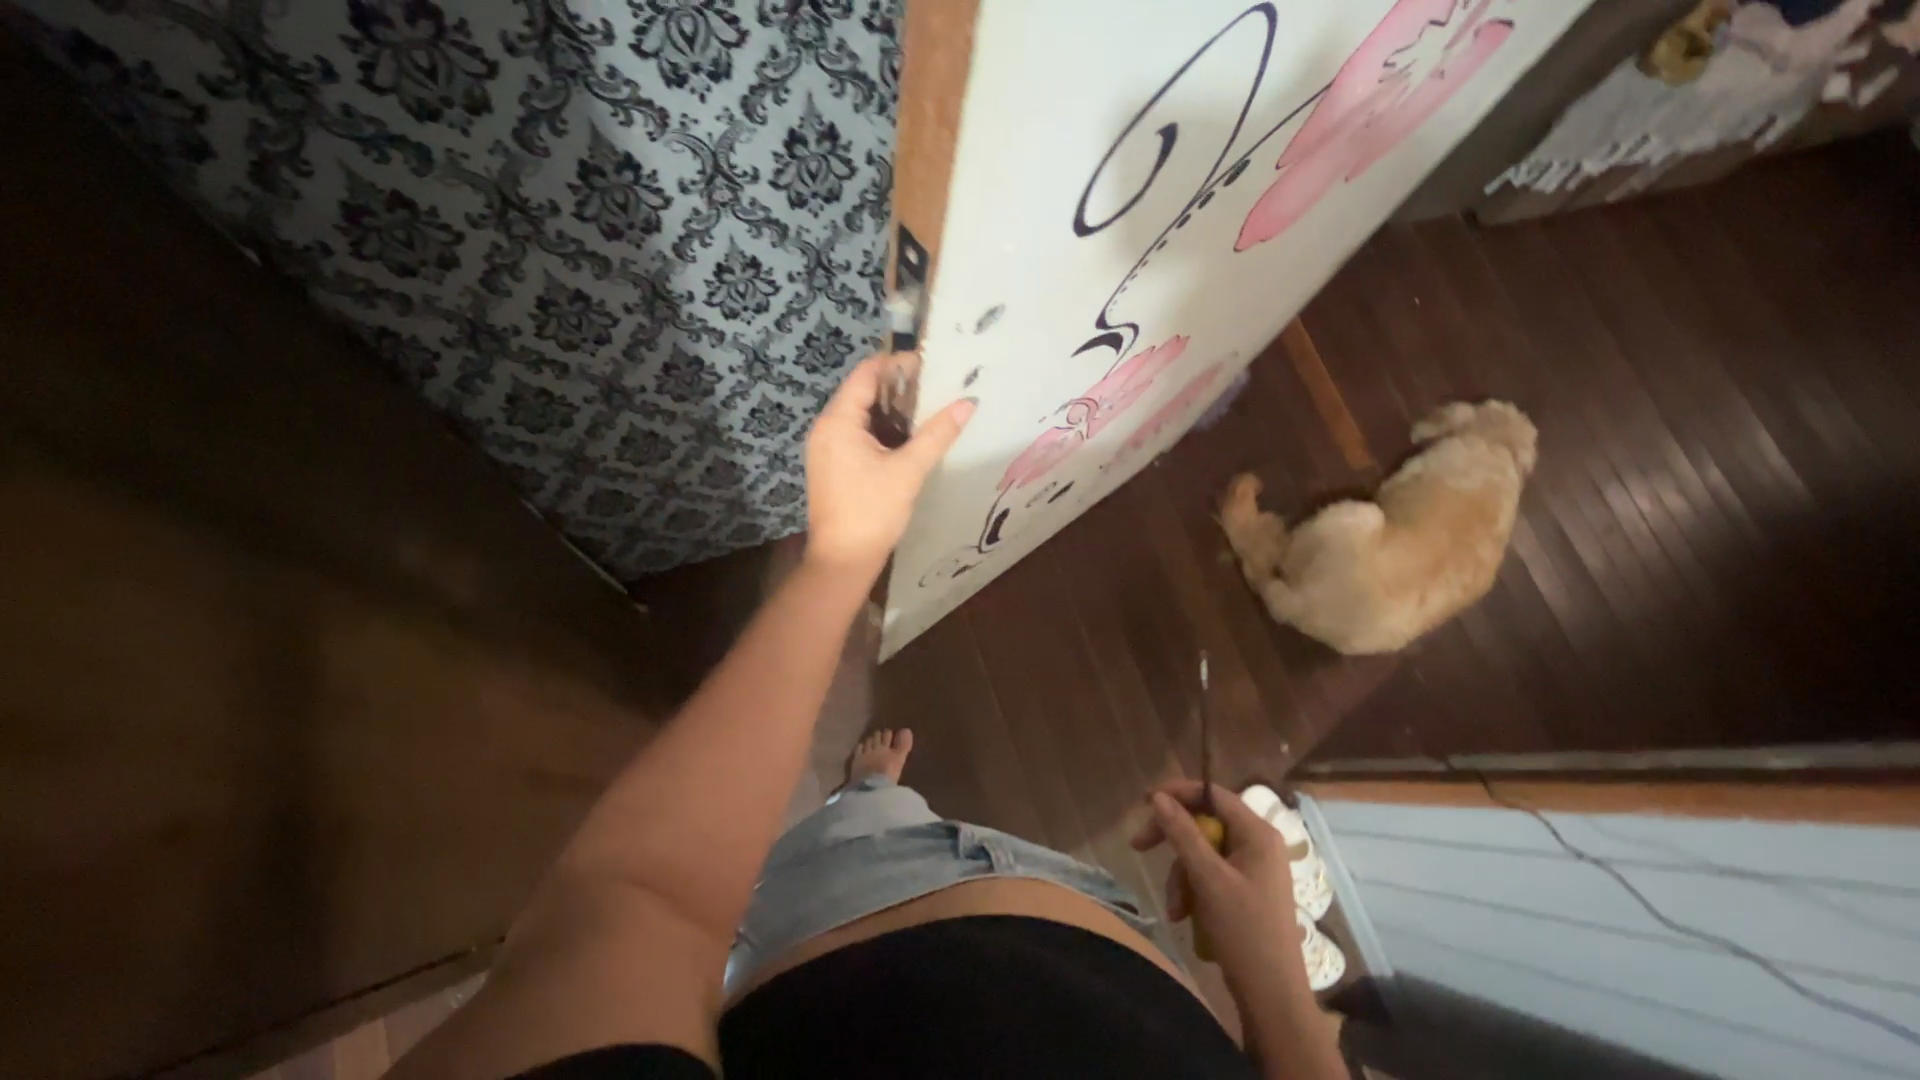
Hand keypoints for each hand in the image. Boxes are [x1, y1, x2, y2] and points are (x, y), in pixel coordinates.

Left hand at [804, 354, 974, 574]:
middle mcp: (826, 428)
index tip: (929, 365)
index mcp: (838, 421)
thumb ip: (937, 434)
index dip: (897, 363)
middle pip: (862, 392)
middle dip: (898, 387)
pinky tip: (909, 438)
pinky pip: (857, 434)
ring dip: (892, 410)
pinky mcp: (832, 466)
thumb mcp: (909, 471)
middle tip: (935, 386)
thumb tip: (968, 403)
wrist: (842, 561)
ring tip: (929, 409)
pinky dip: (882, 430)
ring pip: (861, 415)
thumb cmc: (872, 512)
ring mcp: (826, 448)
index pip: (866, 374)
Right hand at [1131, 781, 1306, 988]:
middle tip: (1139, 846)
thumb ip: (1182, 833)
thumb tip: (1159, 797)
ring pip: (1203, 853)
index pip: (1213, 794)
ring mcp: (1253, 869)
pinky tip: (1184, 915)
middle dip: (1173, 840)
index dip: (1178, 792)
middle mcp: (1258, 844)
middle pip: (1205, 823)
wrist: (1272, 995)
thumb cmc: (1243, 930)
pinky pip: (1211, 875)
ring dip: (1181, 876)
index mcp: (1258, 833)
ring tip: (1175, 908)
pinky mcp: (1246, 891)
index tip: (1144, 801)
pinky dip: (1193, 890)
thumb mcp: (1207, 878)